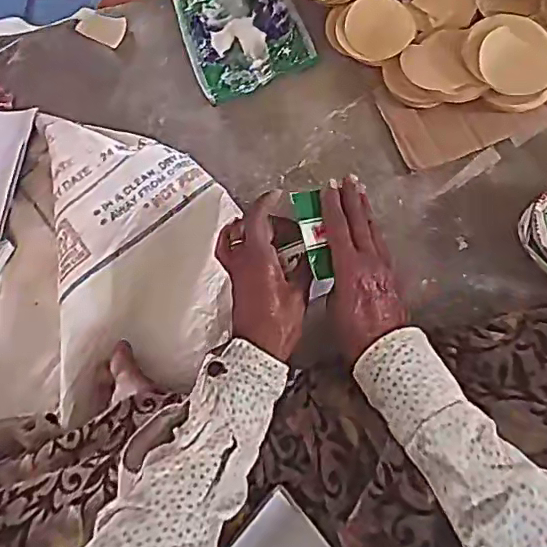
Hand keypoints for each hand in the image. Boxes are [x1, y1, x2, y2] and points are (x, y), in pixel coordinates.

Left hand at [215, 191, 307, 361]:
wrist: (259, 350)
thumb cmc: (278, 324)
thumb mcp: (299, 292)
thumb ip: (305, 267)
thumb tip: (312, 253)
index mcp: (259, 258)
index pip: (256, 219)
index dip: (266, 203)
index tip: (277, 196)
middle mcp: (242, 260)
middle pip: (249, 227)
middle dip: (270, 222)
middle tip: (291, 231)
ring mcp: (236, 271)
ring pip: (238, 238)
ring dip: (256, 232)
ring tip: (279, 241)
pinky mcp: (236, 281)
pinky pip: (233, 253)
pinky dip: (242, 245)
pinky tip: (262, 253)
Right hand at [322, 178, 407, 365]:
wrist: (386, 348)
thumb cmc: (354, 334)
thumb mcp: (332, 305)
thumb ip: (332, 279)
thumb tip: (331, 268)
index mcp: (350, 268)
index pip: (338, 229)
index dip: (332, 207)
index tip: (329, 189)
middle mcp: (369, 262)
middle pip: (359, 223)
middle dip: (352, 200)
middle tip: (349, 180)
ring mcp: (383, 266)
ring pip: (373, 231)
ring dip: (365, 211)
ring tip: (361, 194)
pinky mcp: (390, 274)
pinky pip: (380, 244)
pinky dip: (372, 229)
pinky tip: (371, 226)